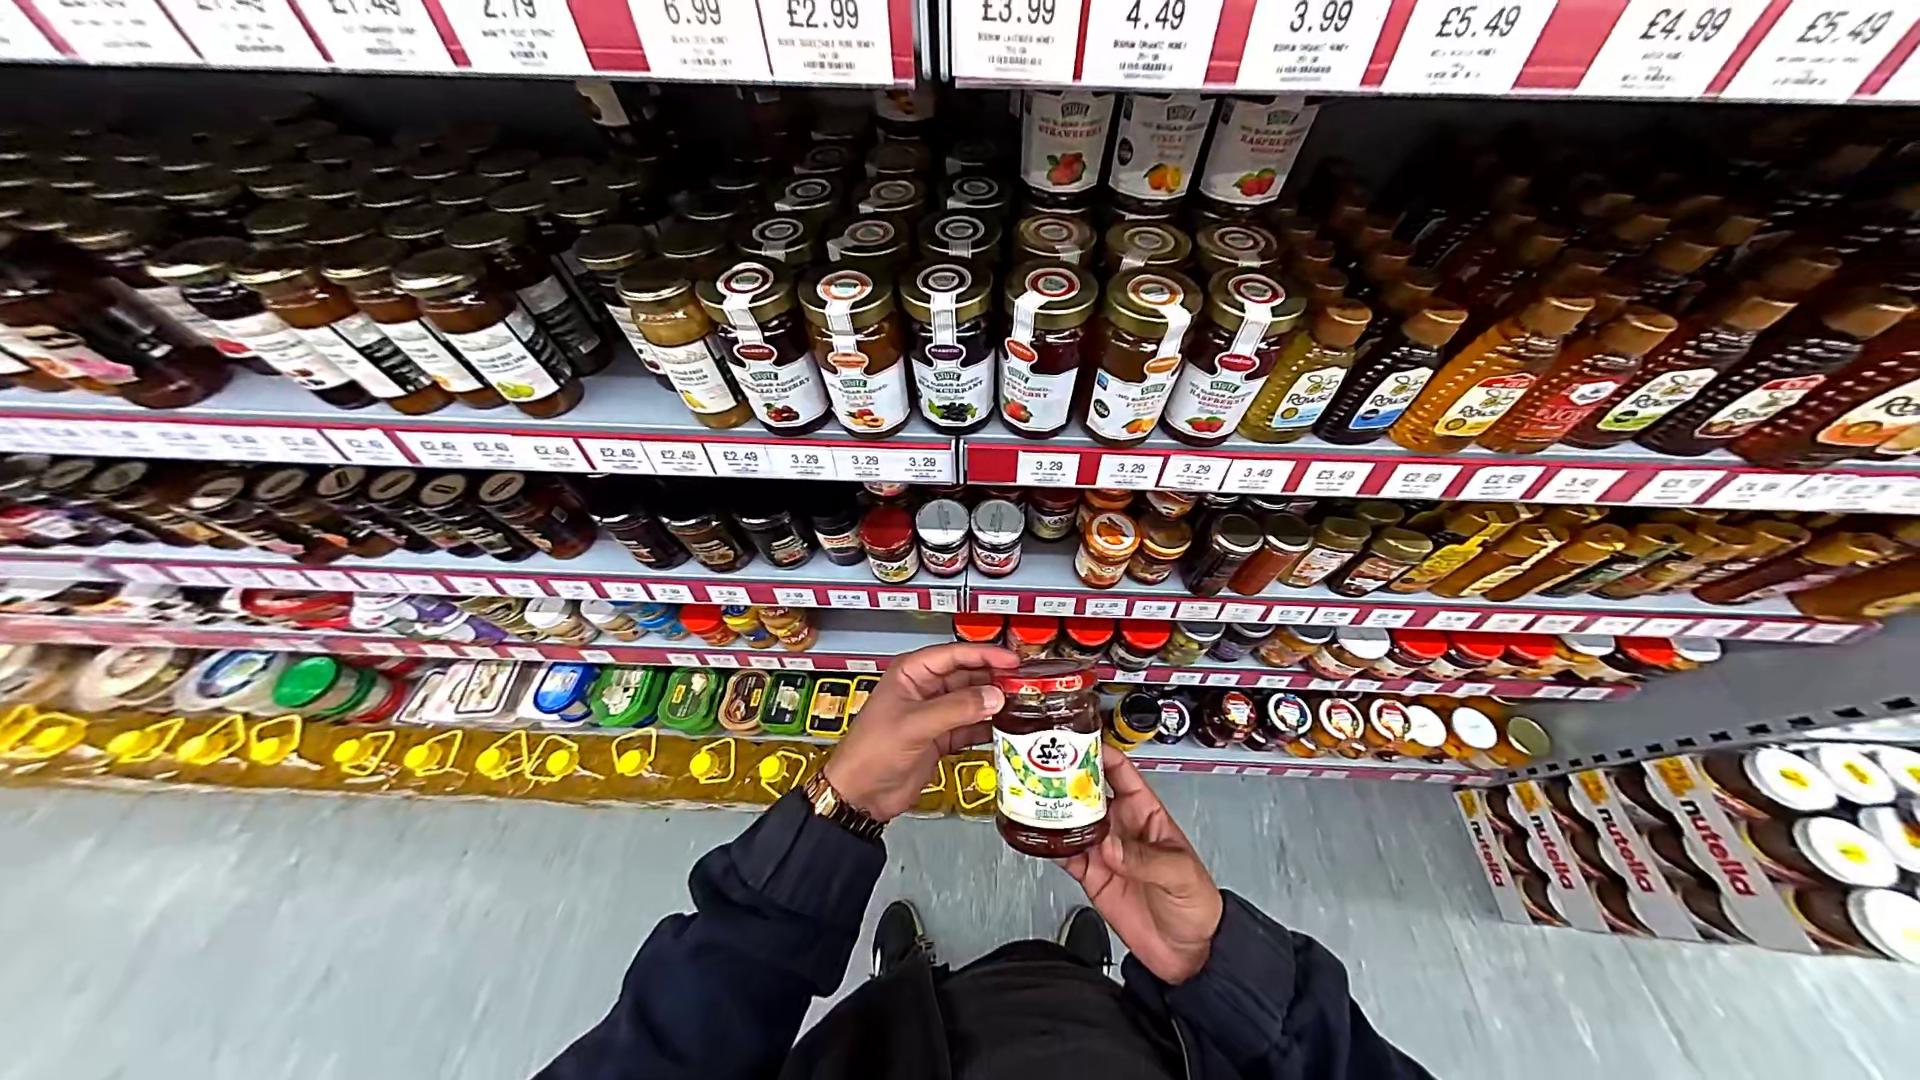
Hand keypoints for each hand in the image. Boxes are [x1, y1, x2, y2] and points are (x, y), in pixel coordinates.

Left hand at [823, 643, 1018, 822]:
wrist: (860, 795)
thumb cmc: (871, 752)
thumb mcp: (914, 725)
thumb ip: (956, 708)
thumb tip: (993, 696)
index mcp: (911, 673)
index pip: (954, 654)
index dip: (984, 655)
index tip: (1011, 660)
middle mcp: (924, 689)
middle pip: (967, 675)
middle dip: (994, 678)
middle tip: (1023, 683)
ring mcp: (934, 714)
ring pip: (972, 700)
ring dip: (993, 703)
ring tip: (1021, 703)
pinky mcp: (940, 737)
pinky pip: (970, 725)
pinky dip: (987, 726)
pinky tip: (1005, 728)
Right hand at [1059, 747, 1222, 984]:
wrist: (1190, 954)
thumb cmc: (1197, 902)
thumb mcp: (1180, 873)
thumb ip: (1144, 858)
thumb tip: (1110, 846)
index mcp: (1143, 810)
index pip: (1119, 770)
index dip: (1099, 752)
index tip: (1078, 742)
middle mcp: (1119, 823)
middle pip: (1087, 789)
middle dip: (1066, 777)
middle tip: (1044, 771)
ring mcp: (1103, 847)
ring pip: (1070, 818)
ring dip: (1053, 809)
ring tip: (1034, 801)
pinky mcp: (1091, 873)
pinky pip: (1065, 852)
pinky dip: (1049, 844)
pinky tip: (1039, 837)